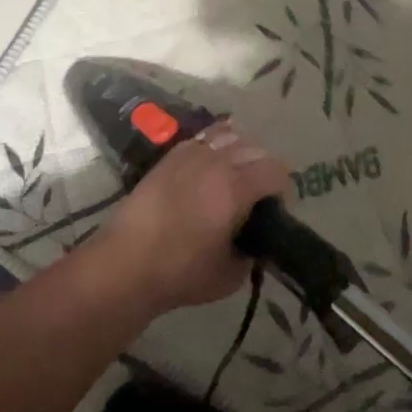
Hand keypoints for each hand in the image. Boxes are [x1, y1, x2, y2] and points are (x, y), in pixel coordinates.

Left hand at [91, 121, 289, 313]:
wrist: (127, 262)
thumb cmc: (181, 273)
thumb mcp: (230, 275)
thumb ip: (252, 254)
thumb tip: (258, 243)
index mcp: (235, 189)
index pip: (275, 170)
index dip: (284, 188)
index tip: (279, 208)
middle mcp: (216, 162)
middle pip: (255, 149)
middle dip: (264, 168)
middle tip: (260, 195)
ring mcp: (190, 154)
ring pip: (229, 135)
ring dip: (241, 151)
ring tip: (237, 175)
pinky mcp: (169, 157)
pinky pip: (202, 138)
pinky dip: (215, 146)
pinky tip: (211, 165)